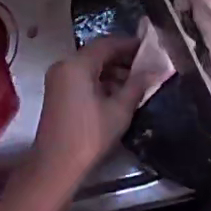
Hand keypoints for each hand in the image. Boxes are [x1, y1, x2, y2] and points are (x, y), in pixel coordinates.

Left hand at [23, 35, 141, 187]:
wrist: (56, 166)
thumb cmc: (89, 136)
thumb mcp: (119, 110)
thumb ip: (137, 85)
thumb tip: (154, 70)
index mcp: (77, 64)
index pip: (107, 44)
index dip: (129, 45)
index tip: (149, 48)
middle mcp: (64, 65)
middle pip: (97, 53)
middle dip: (122, 58)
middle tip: (146, 65)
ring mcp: (58, 79)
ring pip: (89, 66)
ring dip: (111, 70)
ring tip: (136, 81)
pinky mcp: (57, 92)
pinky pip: (81, 77)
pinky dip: (99, 80)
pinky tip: (118, 92)